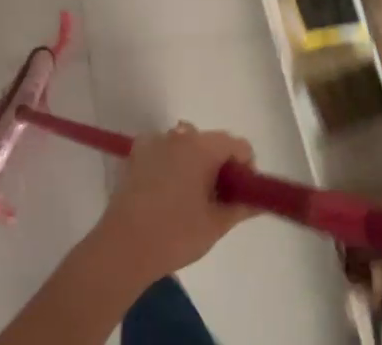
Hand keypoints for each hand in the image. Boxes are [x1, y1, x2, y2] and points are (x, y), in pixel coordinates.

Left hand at [91, 121, 256, 284]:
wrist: (124, 245)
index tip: (242, 194)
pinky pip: (163, 151)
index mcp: (200, 147)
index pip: (236, 144)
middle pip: (209, 142)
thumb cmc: (176, 233)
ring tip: (193, 199)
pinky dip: (172, 165)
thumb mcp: (217, 224)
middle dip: (220, 166)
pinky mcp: (134, 156)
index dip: (245, 167)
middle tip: (220, 200)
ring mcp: (151, 143)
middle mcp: (175, 136)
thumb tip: (257, 201)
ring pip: (185, 145)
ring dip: (195, 164)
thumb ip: (241, 207)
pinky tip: (168, 195)